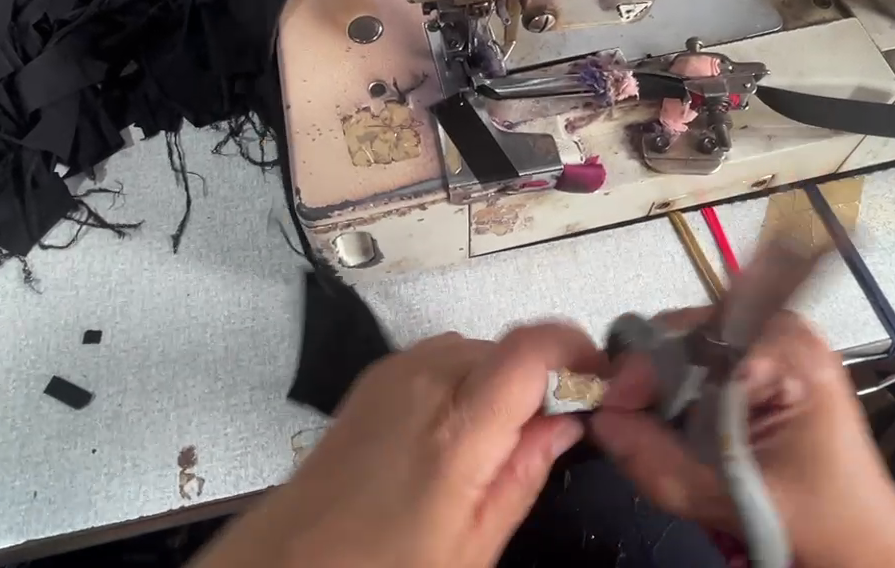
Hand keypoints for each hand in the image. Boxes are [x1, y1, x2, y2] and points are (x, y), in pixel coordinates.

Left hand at [193, 322, 602, 567]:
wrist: (294, 556)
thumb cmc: (390, 564)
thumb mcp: (474, 544)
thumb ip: (526, 471)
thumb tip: (568, 420)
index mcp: (459, 426)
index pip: (532, 348)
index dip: (576, 347)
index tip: (601, 379)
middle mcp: (429, 377)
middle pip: (511, 348)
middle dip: (545, 376)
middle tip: (555, 426)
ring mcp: (399, 367)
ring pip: (480, 348)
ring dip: (505, 378)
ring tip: (501, 437)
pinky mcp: (380, 370)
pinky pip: (445, 354)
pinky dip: (469, 377)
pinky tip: (459, 426)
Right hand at [590, 311, 894, 567]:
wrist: (864, 536)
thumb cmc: (816, 517)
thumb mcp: (734, 500)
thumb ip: (661, 462)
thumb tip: (599, 420)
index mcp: (787, 348)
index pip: (693, 336)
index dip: (646, 369)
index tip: (615, 409)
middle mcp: (779, 324)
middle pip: (685, 334)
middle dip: (651, 380)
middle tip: (628, 424)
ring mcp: (770, 334)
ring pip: (685, 345)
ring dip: (662, 387)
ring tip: (653, 428)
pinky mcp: (760, 352)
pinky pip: (698, 357)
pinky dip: (679, 390)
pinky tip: (679, 424)